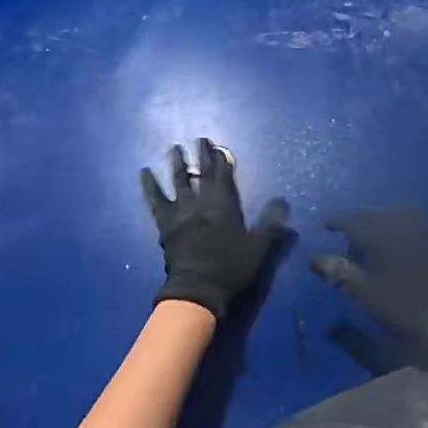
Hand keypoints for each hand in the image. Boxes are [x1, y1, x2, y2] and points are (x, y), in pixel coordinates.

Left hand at [139, 140, 290, 320]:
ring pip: (177, 180)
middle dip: (200, 155)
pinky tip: (144, 172)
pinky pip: (155, 199)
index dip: (221, 159)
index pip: (222, 174)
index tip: (217, 145)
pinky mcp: (164, 223)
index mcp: (223, 205)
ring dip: (176, 163)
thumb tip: (283, 201)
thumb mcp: (258, 249)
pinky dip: (149, 185)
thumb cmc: (231, 269)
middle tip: (198, 139)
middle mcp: (200, 202)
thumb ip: (271, 224)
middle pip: (199, 172)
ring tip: (173, 148)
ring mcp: (179, 211)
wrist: (198, 289)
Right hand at [312, 208, 427, 349]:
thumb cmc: (408, 304)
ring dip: (382, 227)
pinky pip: (416, 228)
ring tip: (376, 242)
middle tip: (350, 237)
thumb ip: (340, 272)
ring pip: (396, 219)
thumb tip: (314, 258)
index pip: (349, 219)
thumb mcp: (366, 292)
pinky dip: (403, 234)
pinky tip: (403, 249)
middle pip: (373, 215)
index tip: (326, 226)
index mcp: (378, 229)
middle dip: (359, 223)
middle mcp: (401, 220)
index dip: (336, 222)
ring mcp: (427, 228)